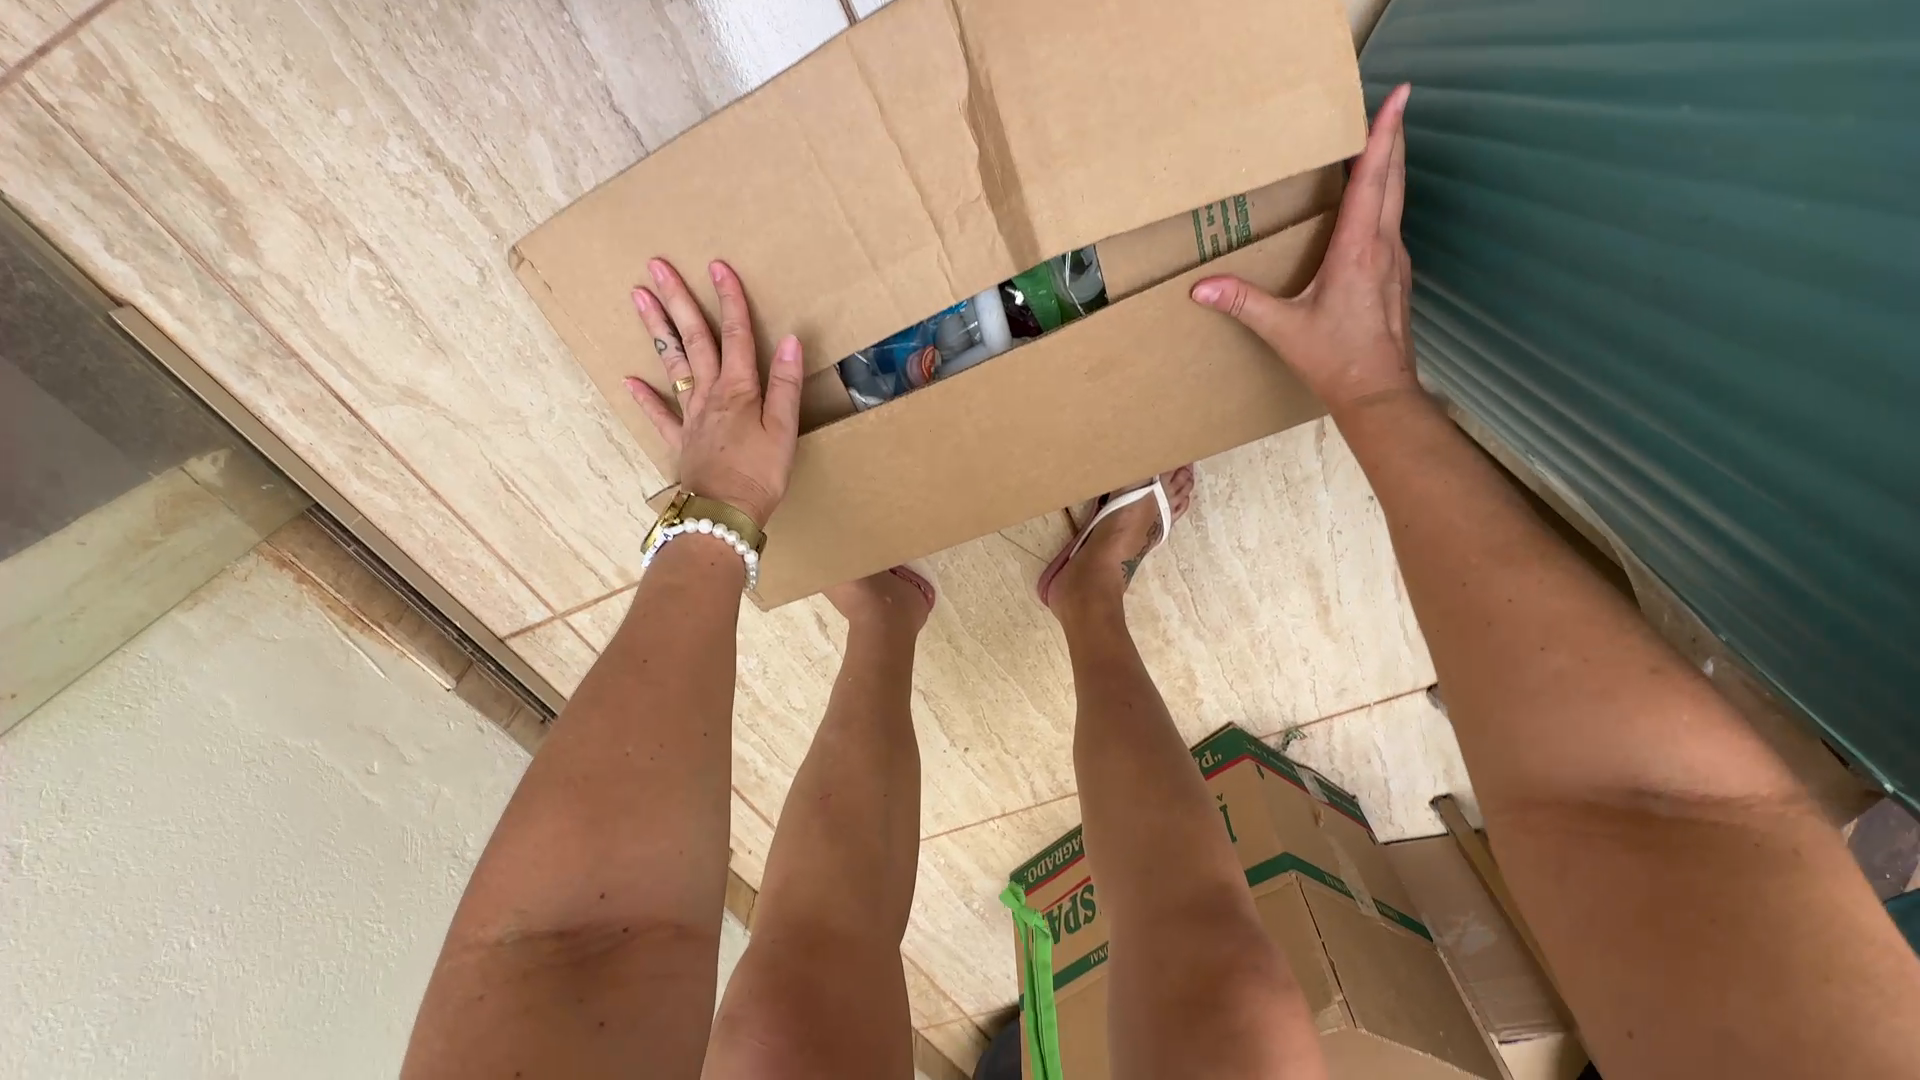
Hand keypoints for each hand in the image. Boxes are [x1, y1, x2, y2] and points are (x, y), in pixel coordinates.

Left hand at [625, 258, 803, 526]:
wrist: (724, 514)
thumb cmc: (760, 475)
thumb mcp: (784, 430)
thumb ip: (785, 386)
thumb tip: (789, 340)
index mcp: (740, 390)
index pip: (736, 335)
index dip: (728, 299)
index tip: (716, 265)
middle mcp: (711, 395)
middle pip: (694, 339)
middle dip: (678, 300)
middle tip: (657, 265)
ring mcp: (692, 416)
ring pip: (673, 364)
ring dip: (658, 330)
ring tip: (640, 298)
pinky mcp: (682, 440)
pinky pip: (660, 414)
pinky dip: (645, 396)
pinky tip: (629, 379)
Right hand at [1191, 83, 1417, 417]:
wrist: (1378, 392)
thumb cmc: (1336, 360)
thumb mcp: (1283, 330)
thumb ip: (1242, 303)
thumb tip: (1200, 287)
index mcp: (1358, 251)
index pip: (1373, 179)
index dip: (1384, 134)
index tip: (1398, 95)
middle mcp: (1383, 247)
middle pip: (1393, 178)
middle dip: (1392, 137)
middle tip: (1391, 103)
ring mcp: (1394, 261)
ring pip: (1397, 200)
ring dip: (1390, 168)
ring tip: (1379, 144)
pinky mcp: (1395, 276)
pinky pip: (1391, 225)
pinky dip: (1384, 200)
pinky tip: (1371, 205)